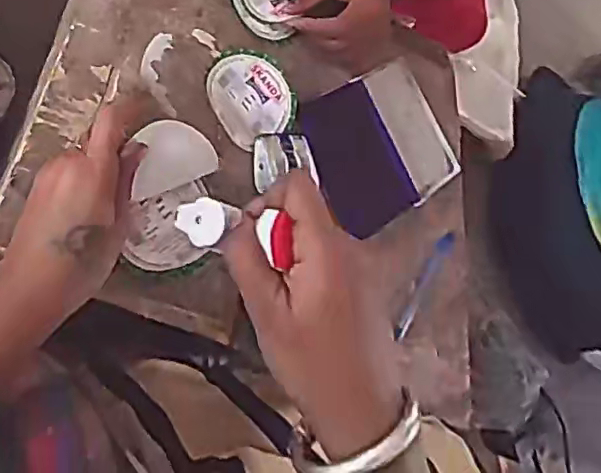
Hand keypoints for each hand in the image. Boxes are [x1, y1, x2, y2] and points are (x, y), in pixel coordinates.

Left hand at [0, 93, 148, 331]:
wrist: (27, 288)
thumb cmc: (81, 264)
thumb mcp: (117, 226)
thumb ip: (127, 180)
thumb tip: (137, 148)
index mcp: (92, 168)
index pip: (110, 119)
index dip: (129, 107)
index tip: (145, 106)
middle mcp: (68, 162)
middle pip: (96, 141)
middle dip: (113, 153)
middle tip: (128, 182)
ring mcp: (49, 173)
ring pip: (81, 158)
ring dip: (95, 170)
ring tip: (104, 209)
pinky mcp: (37, 186)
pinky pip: (66, 171)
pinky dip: (79, 181)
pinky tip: (82, 215)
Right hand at [221, 172, 403, 459]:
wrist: (363, 415)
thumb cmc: (315, 368)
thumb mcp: (265, 314)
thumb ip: (245, 258)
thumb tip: (236, 223)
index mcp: (327, 248)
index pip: (297, 184)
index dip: (268, 198)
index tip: (255, 233)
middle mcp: (349, 245)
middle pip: (301, 210)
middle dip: (276, 235)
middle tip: (269, 280)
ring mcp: (359, 261)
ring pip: (310, 233)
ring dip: (290, 255)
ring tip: (286, 301)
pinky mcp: (362, 277)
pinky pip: (324, 253)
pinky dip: (307, 269)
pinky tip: (304, 309)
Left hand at [285, 0, 403, 68]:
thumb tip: (288, 10)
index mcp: (356, 20)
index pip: (323, 30)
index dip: (304, 26)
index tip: (289, 19)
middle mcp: (365, 38)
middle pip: (330, 45)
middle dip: (311, 36)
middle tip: (299, 25)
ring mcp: (372, 46)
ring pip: (339, 55)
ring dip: (322, 46)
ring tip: (312, 31)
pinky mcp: (375, 48)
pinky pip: (351, 59)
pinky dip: (337, 53)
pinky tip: (329, 41)